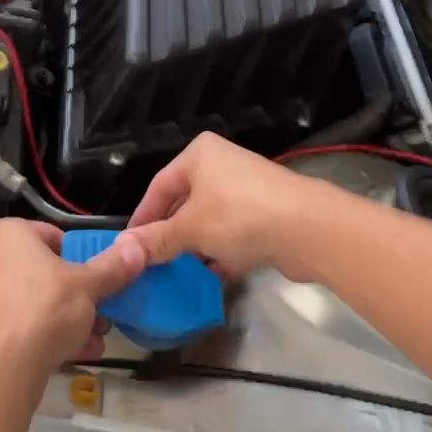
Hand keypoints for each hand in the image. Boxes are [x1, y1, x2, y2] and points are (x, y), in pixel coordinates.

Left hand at [0, 219, 144, 375]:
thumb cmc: (44, 308)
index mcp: (9, 234)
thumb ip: (113, 267)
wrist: (3, 366)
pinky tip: (80, 352)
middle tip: (102, 310)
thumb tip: (137, 249)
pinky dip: (49, 335)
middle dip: (77, 294)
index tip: (97, 275)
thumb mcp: (88, 285)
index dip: (79, 255)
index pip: (52, 235)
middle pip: (44, 271)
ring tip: (97, 336)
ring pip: (35, 301)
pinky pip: (23, 324)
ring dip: (68, 318)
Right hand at [115, 132, 319, 279]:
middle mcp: (222, 165)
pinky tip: (210, 277)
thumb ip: (157, 239)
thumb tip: (123, 249)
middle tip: (151, 260)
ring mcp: (248, 190)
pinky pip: (234, 233)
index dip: (143, 216)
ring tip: (176, 272)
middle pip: (185, 202)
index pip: (159, 186)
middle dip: (170, 232)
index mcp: (199, 154)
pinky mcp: (268, 215)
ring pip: (210, 219)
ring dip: (195, 245)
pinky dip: (221, 252)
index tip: (130, 244)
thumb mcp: (190, 228)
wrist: (308, 229)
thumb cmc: (239, 215)